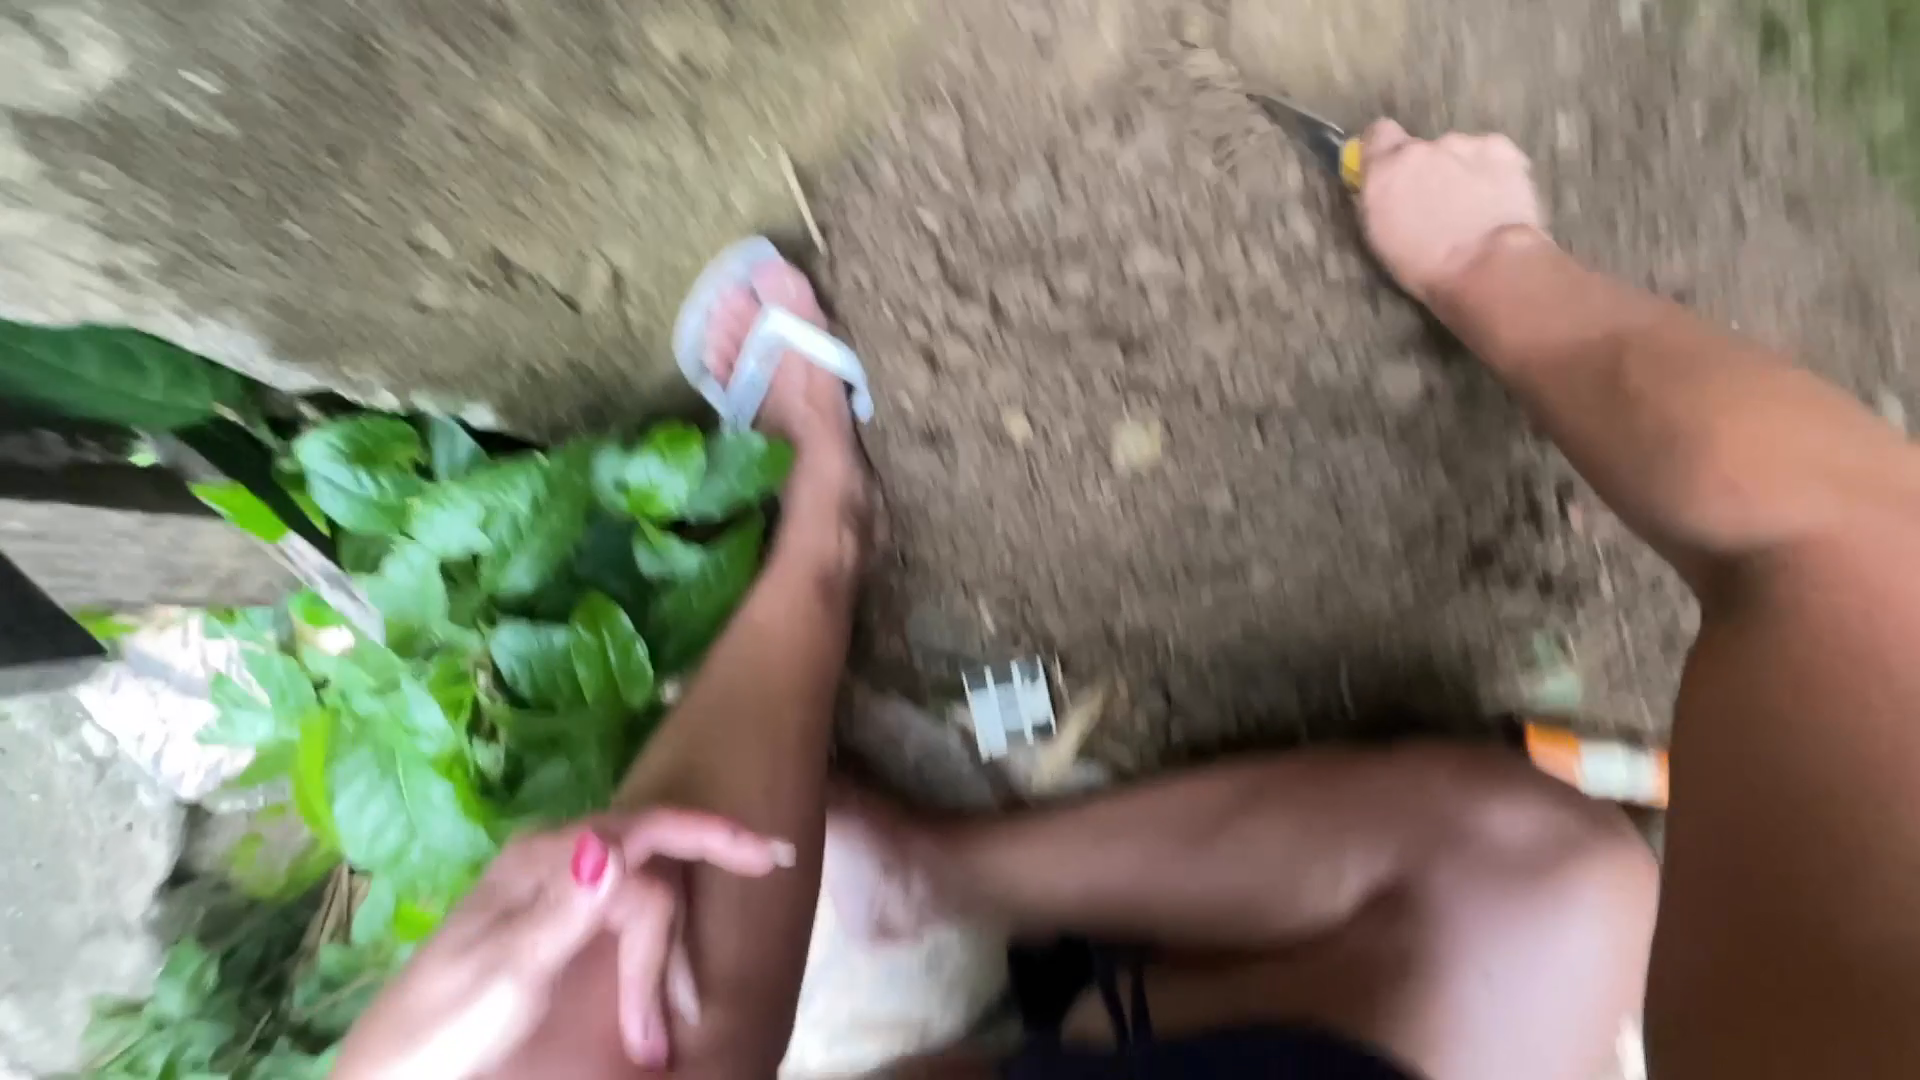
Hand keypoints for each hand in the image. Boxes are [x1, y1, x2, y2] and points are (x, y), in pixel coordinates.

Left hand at [333, 809, 794, 1079]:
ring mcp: (561, 892)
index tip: (770, 857)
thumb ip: (561, 913)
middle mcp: (560, 862)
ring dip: (658, 968)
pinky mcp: (561, 925)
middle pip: (651, 881)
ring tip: (659, 1039)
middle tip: (669, 1031)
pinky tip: (653, 1000)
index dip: (714, 835)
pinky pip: (627, 928)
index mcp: (545, 859)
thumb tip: (613, 845)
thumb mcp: (502, 982)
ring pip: (644, 907)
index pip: (649, 828)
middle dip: (665, 952)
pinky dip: (649, 965)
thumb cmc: (437, 1039)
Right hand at [1358, 120, 1549, 302]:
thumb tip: (1382, 184)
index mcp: (1385, 171)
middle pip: (1418, 149)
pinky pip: (1487, 153)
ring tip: (1468, 206)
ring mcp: (1464, 144)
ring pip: (1455, 152)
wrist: (1484, 262)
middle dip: (1422, 170)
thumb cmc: (1420, 264)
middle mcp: (1421, 148)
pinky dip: (1486, 170)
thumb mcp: (1378, 236)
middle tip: (1433, 204)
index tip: (1386, 169)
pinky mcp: (1502, 148)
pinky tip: (1492, 197)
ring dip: (1456, 170)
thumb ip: (1378, 198)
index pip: (1377, 134)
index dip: (1381, 149)